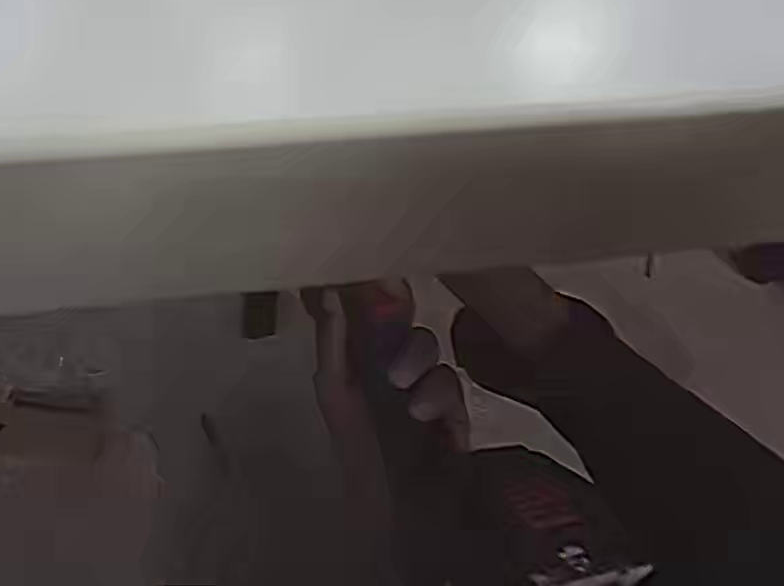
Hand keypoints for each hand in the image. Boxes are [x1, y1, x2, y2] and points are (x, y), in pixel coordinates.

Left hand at [309, 281, 469, 450]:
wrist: (391, 511)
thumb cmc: (354, 445)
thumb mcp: (335, 390)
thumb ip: (332, 339)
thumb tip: (328, 291)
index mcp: (362, 353)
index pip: (372, 311)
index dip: (376, 289)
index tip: (377, 271)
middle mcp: (395, 362)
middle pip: (405, 322)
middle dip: (398, 314)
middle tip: (390, 307)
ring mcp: (426, 386)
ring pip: (428, 348)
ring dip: (416, 359)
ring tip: (398, 385)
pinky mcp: (456, 414)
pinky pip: (453, 387)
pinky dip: (437, 395)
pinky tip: (422, 413)